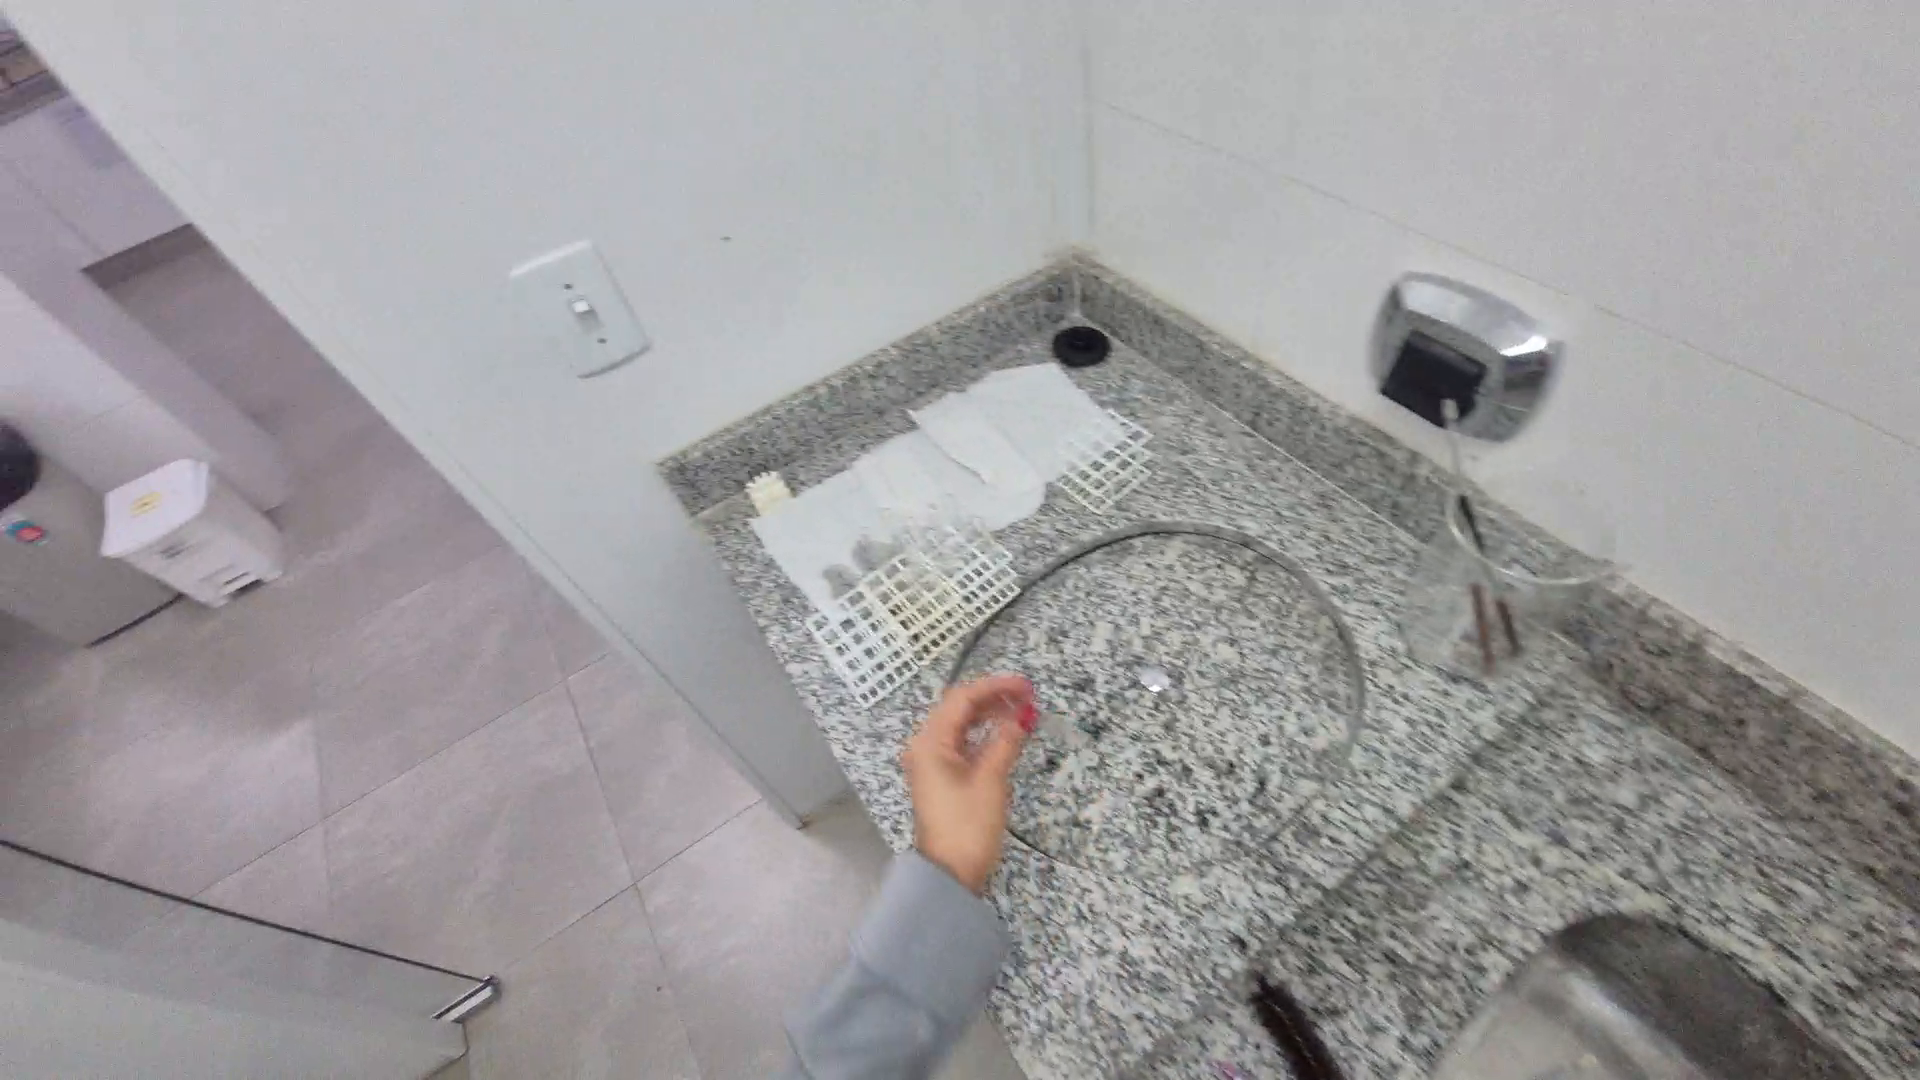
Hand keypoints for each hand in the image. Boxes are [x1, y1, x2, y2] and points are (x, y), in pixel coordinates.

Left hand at [902, 674, 1034, 894]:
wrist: (949, 875)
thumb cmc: (968, 826)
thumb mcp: (991, 780)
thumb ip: (1005, 742)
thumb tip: (1021, 717)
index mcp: (930, 741)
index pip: (962, 698)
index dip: (995, 686)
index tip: (1026, 686)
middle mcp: (925, 745)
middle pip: (959, 707)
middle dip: (993, 698)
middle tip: (1028, 697)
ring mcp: (931, 761)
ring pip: (961, 724)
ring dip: (990, 714)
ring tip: (1022, 712)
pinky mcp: (941, 775)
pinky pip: (962, 742)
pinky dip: (984, 734)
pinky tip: (1006, 733)